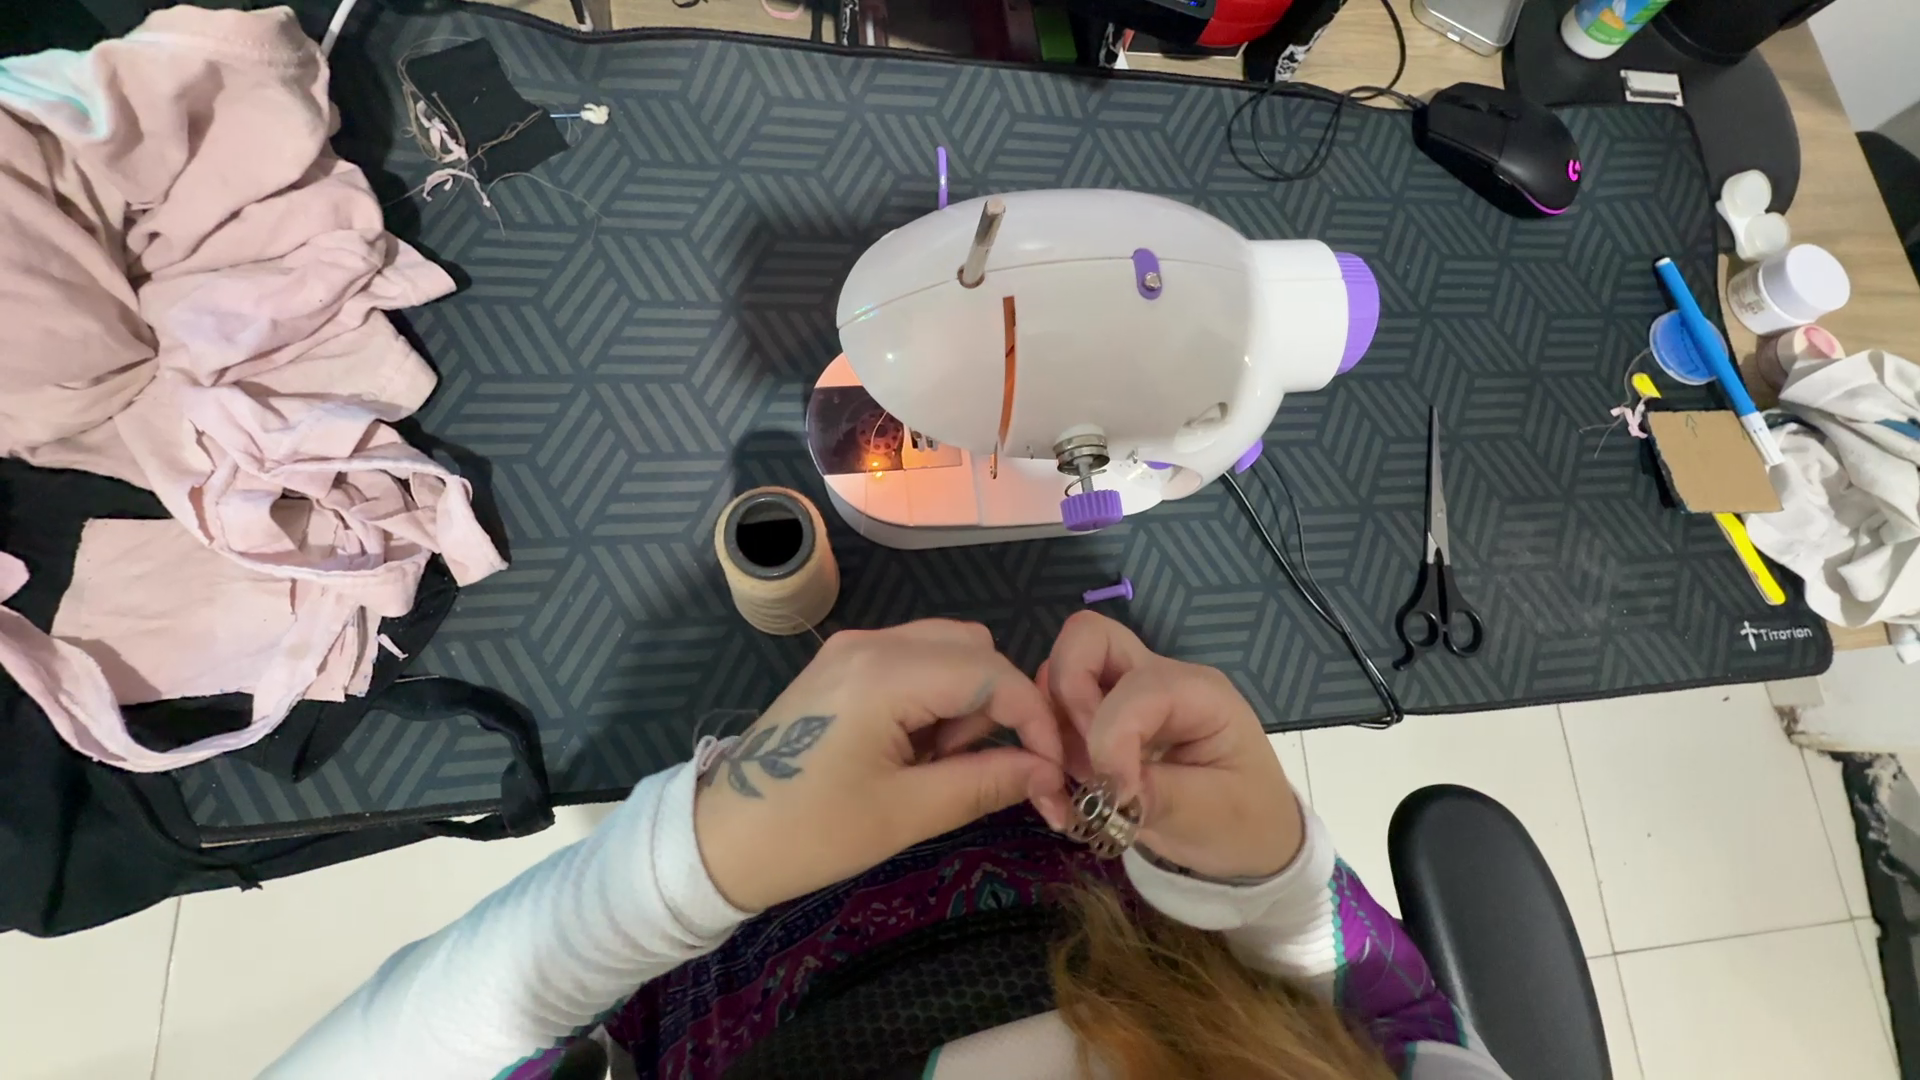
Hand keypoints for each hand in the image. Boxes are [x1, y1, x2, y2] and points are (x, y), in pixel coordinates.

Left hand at [693, 620, 1071, 911]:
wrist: (720, 839)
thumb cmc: (810, 833)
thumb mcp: (907, 813)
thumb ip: (988, 781)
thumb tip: (1050, 772)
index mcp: (885, 674)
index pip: (992, 673)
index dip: (1033, 718)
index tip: (1052, 771)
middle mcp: (872, 641)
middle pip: (974, 648)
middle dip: (999, 704)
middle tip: (980, 766)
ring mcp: (854, 646)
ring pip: (948, 647)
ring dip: (967, 698)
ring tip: (939, 761)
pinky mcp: (844, 661)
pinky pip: (916, 658)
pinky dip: (936, 693)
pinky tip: (915, 743)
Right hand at [1039, 611, 1303, 879]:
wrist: (1245, 841)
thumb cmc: (1243, 822)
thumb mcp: (1214, 816)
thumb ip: (1157, 797)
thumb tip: (1104, 791)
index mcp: (1197, 692)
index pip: (1136, 688)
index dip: (1111, 737)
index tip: (1116, 795)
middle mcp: (1154, 676)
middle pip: (1087, 637)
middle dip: (1066, 692)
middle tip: (1075, 755)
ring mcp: (1122, 692)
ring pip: (1062, 669)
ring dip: (1053, 722)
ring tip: (1070, 780)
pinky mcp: (1100, 716)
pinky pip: (1056, 709)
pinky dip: (1048, 743)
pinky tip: (1063, 791)